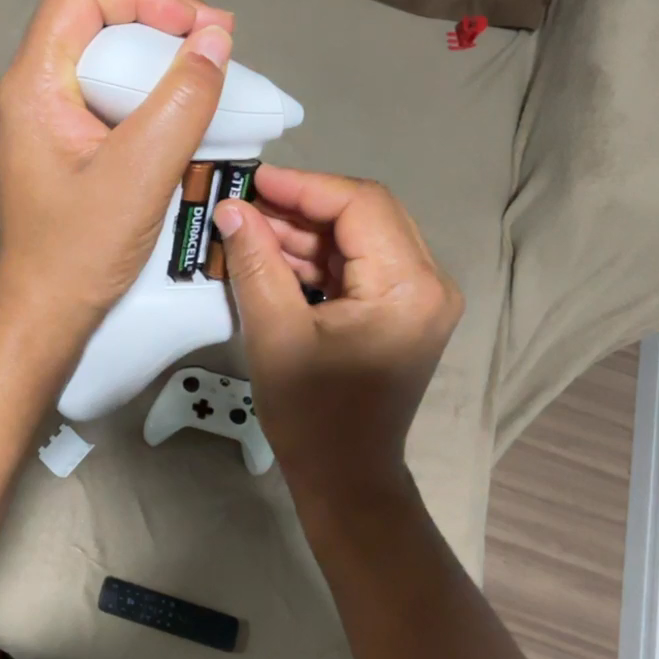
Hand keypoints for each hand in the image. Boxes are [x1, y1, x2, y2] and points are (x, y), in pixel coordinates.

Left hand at [0, 0, 234, 343]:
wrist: (45, 313)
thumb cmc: (81, 252)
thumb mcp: (141, 173)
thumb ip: (182, 101)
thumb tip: (215, 40)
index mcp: (34, 85)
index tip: (196, 30)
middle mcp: (31, 91)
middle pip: (93, 17)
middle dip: (158, 20)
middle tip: (214, 45)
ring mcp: (43, 118)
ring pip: (102, 54)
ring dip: (155, 56)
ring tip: (206, 75)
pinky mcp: (60, 143)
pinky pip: (104, 92)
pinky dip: (144, 90)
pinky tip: (179, 110)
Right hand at [212, 168, 462, 502]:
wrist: (344, 476)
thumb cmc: (311, 413)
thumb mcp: (274, 333)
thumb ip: (254, 262)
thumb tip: (230, 208)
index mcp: (408, 286)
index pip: (360, 205)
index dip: (304, 186)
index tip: (252, 182)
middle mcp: (429, 283)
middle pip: (365, 215)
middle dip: (302, 206)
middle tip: (244, 205)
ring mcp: (419, 299)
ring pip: (360, 238)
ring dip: (306, 233)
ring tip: (248, 231)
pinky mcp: (401, 313)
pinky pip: (359, 267)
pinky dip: (317, 259)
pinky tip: (272, 258)